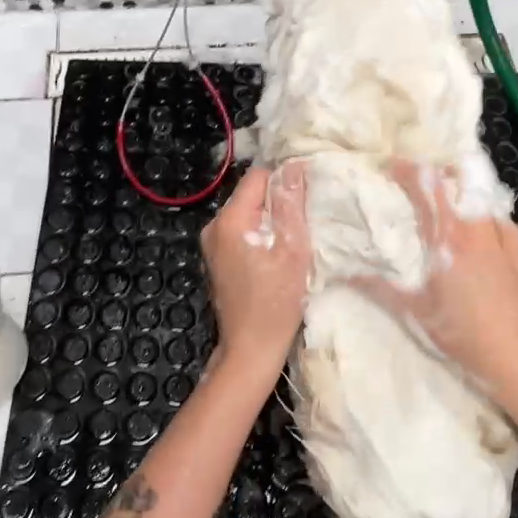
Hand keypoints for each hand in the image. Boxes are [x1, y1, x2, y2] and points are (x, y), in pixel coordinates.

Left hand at [200, 163, 311, 373]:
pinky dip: (259, 238)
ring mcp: (212, 245)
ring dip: (270, 223)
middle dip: (277, 205)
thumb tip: (294, 167)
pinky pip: (241, 234)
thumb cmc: (275, 303)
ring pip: (247, 215)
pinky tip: (275, 259)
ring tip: (291, 244)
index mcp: (229, 220)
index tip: (306, 201)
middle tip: (303, 225)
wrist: (250, 350)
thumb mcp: (292, 251)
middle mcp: (214, 227)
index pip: (257, 177)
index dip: (284, 183)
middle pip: (251, 196)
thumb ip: (291, 206)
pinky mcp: (217, 261)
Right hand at [352, 161, 517, 398]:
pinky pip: (502, 221)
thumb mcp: (417, 312)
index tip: (389, 168)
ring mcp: (508, 236)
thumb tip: (343, 272)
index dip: (406, 169)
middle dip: (437, 175)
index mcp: (450, 235)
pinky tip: (481, 240)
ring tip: (449, 211)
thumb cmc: (465, 335)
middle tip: (419, 186)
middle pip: (459, 180)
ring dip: (463, 196)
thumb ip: (379, 287)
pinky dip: (486, 219)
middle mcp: (480, 226)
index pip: (427, 184)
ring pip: (483, 199)